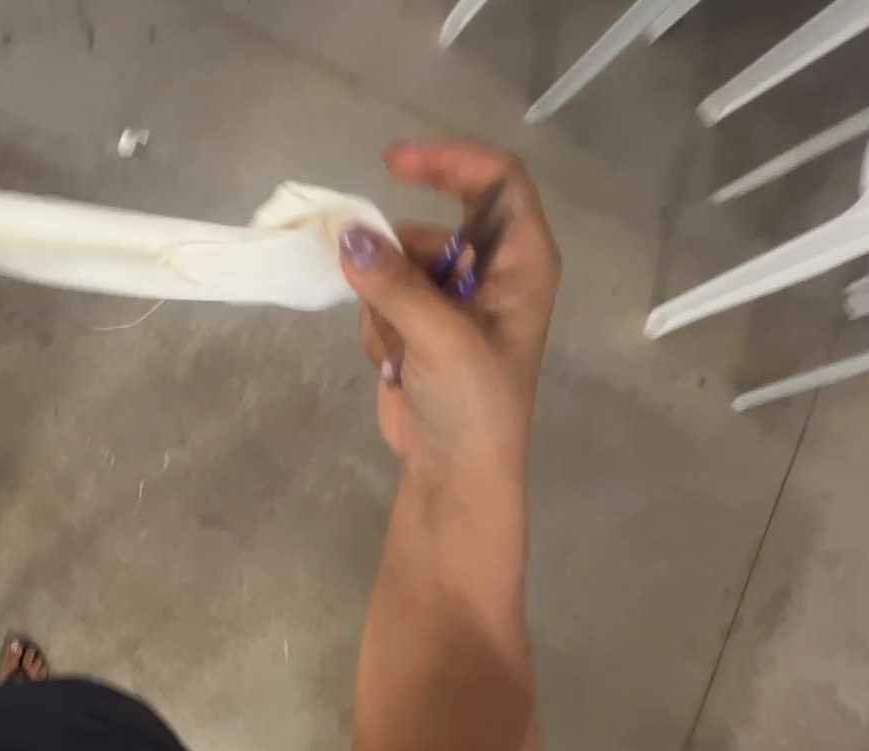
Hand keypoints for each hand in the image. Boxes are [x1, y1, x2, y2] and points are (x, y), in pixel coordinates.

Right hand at [337, 142, 560, 481]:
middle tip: (369, 286)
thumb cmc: (473, 403)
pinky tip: (393, 366)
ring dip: (383, 306)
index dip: (449, 163)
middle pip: (430, 230)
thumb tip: (348, 237)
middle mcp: (487, 274)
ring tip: (400, 352)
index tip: (391, 163)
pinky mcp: (416, 331)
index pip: (494, 184)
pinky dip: (377, 330)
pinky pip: (380, 304)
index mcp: (521, 262)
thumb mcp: (439, 338)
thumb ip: (394, 283)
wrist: (453, 469)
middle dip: (396, 260)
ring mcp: (447, 304)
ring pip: (395, 270)